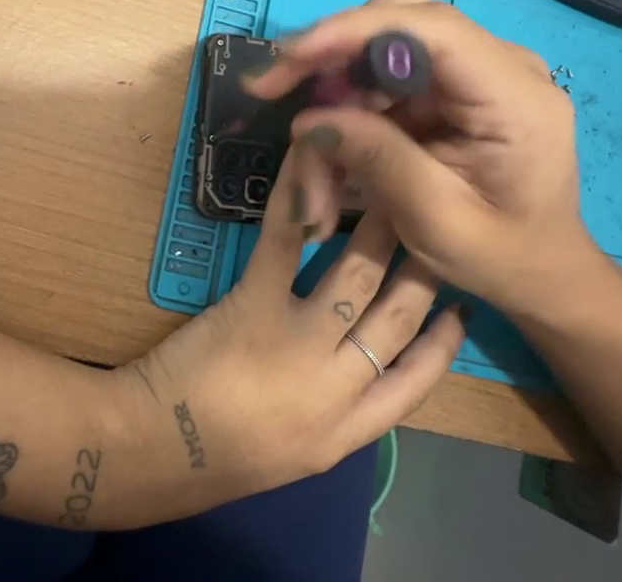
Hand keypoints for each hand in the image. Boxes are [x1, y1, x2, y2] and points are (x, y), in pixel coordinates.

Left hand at [118, 147, 466, 500]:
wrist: (159, 450)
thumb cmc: (217, 454)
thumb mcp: (293, 453)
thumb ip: (332, 416)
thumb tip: (355, 370)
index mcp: (349, 429)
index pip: (418, 381)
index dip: (444, 341)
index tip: (462, 306)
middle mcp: (338, 385)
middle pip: (399, 315)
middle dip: (424, 266)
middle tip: (436, 224)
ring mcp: (300, 342)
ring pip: (359, 274)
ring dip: (380, 227)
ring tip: (393, 189)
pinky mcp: (255, 303)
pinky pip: (287, 243)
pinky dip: (299, 201)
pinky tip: (311, 166)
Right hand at [244, 0, 608, 320]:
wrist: (542, 273)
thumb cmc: (502, 256)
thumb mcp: (436, 220)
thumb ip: (377, 160)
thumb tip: (308, 120)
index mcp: (514, 95)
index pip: (430, 27)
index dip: (353, 29)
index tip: (290, 57)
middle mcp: (498, 65)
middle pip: (399, 20)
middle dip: (331, 50)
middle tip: (274, 90)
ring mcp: (474, 71)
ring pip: (380, 44)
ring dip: (332, 88)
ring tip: (307, 149)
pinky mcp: (451, 85)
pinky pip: (383, 74)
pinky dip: (347, 104)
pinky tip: (330, 145)